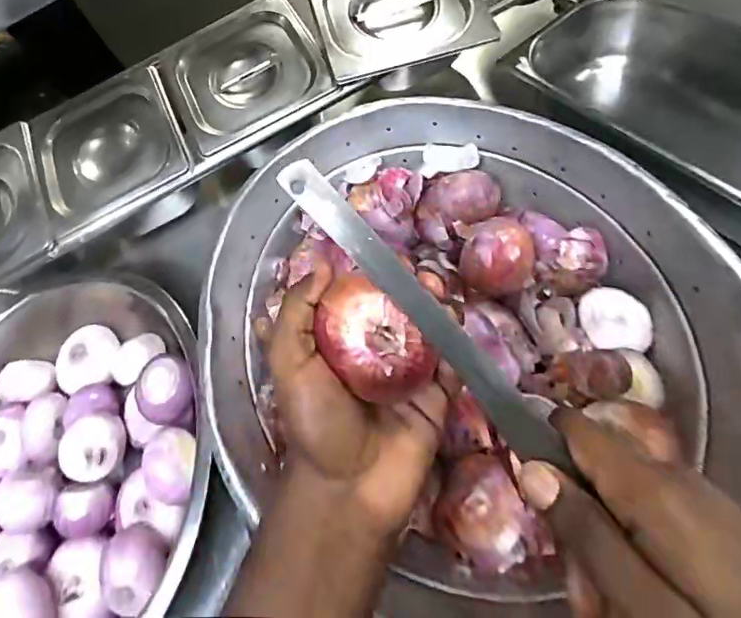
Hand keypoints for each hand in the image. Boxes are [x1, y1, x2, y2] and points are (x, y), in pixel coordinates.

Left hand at [263, 252, 449, 537]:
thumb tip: (318, 265)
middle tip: (412, 270)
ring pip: (424, 331)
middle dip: (404, 285)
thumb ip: (296, 311)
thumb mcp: (287, 359)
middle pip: (392, 309)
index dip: (364, 273)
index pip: (350, 296)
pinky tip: (452, 326)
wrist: (347, 488)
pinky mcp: (434, 399)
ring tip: (434, 288)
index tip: (376, 253)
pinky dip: (453, 344)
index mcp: (333, 339)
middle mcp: (369, 350)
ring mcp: (404, 373)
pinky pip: (449, 366)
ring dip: (433, 306)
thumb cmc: (311, 420)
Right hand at [517, 409, 740, 617]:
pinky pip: (662, 520)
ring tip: (623, 601)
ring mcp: (712, 505)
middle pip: (595, 467)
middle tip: (589, 585)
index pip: (570, 425)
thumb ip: (587, 536)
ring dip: (609, 541)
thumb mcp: (646, 609)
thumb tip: (531, 467)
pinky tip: (659, 596)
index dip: (538, 446)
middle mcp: (680, 479)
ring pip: (625, 497)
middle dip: (578, 515)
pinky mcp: (733, 533)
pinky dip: (645, 551)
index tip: (529, 493)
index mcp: (653, 486)